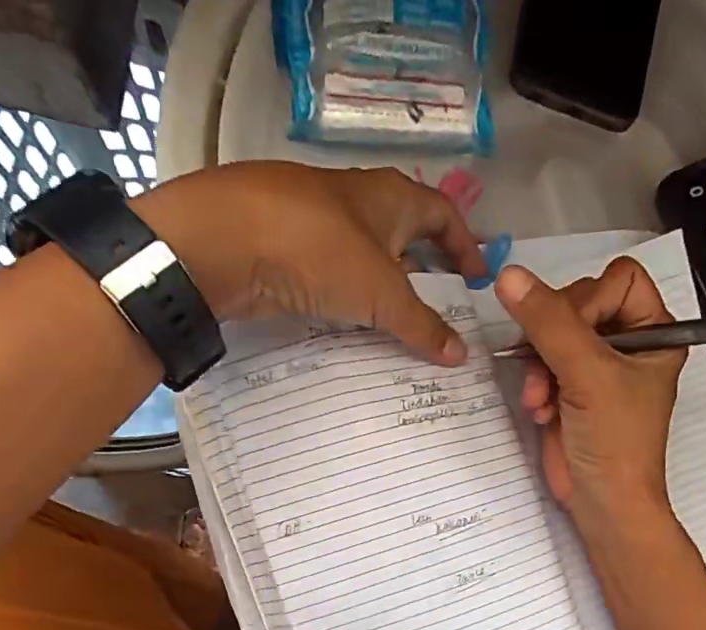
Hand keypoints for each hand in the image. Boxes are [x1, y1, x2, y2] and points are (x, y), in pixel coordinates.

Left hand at [130, 162, 487, 364]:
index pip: (443, 214)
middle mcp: (358, 204)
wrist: (227, 241)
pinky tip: (353, 332)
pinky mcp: (287, 252)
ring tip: (402, 335)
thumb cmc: (322, 250)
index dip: (465, 245)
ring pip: (365, 263)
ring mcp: (318, 226)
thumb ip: (422, 326)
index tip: (478, 281)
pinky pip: (331, 280)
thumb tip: (461, 356)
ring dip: (384, 295)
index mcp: (391, 197)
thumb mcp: (382, 293)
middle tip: (441, 317)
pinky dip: (347, 303)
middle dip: (425, 277)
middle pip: (404, 240)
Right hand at [494, 257, 686, 522]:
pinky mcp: (569, 388)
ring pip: (552, 333)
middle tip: (549, 370)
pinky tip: (540, 409)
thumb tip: (509, 277)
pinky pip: (540, 362)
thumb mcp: (588, 375)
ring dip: (539, 366)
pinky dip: (535, 384)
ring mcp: (595, 365)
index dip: (589, 301)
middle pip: (578, 303)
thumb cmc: (615, 441)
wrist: (603, 502)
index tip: (572, 336)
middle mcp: (626, 342)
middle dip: (554, 340)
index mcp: (655, 331)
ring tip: (541, 398)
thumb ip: (549, 324)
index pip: (618, 281)